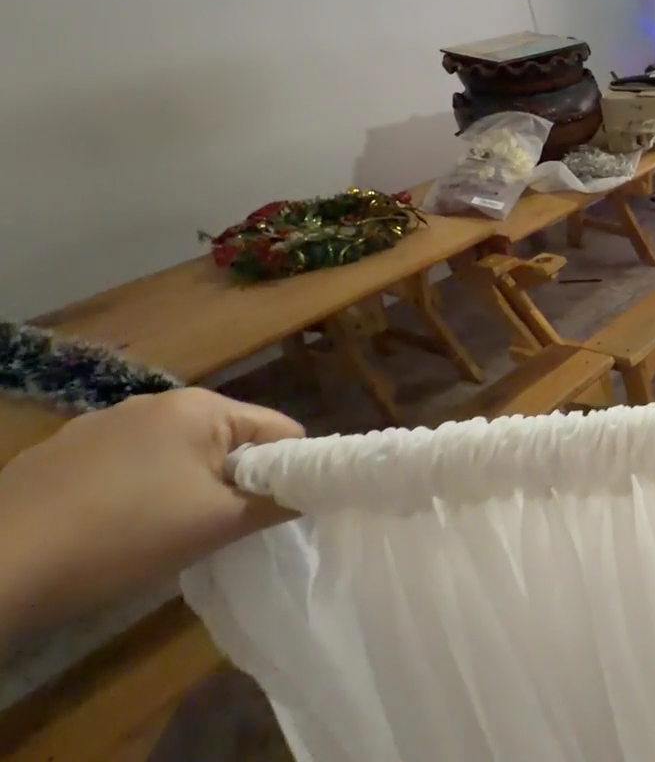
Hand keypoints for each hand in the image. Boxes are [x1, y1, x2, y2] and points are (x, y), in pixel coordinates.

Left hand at [0, 389, 302, 638]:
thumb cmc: (120, 538)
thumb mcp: (220, 525)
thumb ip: (283, 500)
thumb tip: (319, 490)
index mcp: (198, 407)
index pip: (280, 431)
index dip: (288, 471)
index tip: (270, 510)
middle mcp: (149, 403)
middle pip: (226, 441)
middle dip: (231, 480)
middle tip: (215, 524)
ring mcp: (91, 428)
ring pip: (172, 456)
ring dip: (181, 487)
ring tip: (160, 532)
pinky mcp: (49, 457)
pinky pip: (121, 468)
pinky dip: (130, 494)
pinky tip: (108, 531)